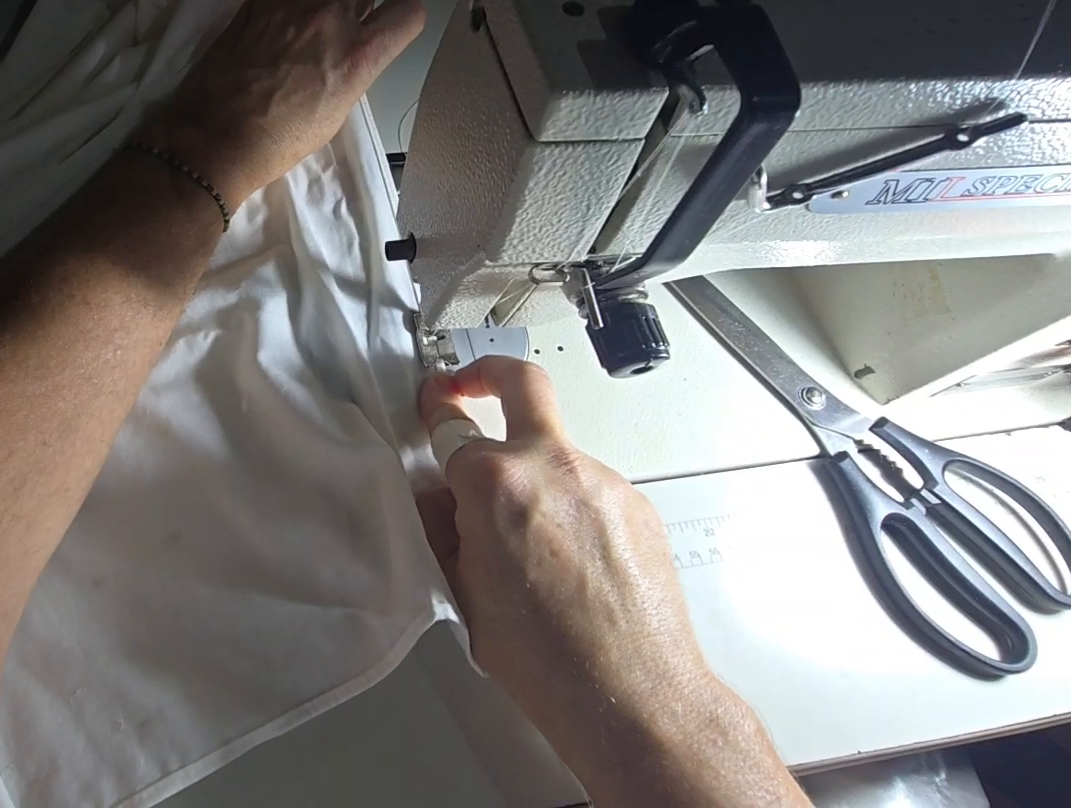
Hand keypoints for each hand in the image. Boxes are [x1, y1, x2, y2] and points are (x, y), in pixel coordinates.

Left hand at [138, 0, 423, 206]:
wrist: (220, 136)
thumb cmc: (281, 140)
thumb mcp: (336, 112)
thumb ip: (353, 70)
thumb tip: (349, 51)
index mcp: (360, 55)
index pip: (409, 9)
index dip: (401, 17)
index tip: (387, 27)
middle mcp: (331, 19)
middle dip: (354, 5)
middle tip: (334, 32)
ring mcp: (292, 2)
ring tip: (307, 13)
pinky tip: (281, 8)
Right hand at [417, 356, 805, 806]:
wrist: (635, 698)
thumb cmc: (546, 659)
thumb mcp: (463, 590)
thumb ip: (445, 526)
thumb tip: (439, 497)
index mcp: (496, 483)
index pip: (453, 425)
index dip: (436, 407)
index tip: (434, 399)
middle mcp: (552, 465)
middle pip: (523, 383)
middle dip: (488, 372)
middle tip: (469, 382)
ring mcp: (602, 479)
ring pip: (555, 449)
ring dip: (533, 470)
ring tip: (529, 538)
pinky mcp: (635, 501)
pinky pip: (587, 485)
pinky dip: (567, 503)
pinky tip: (566, 555)